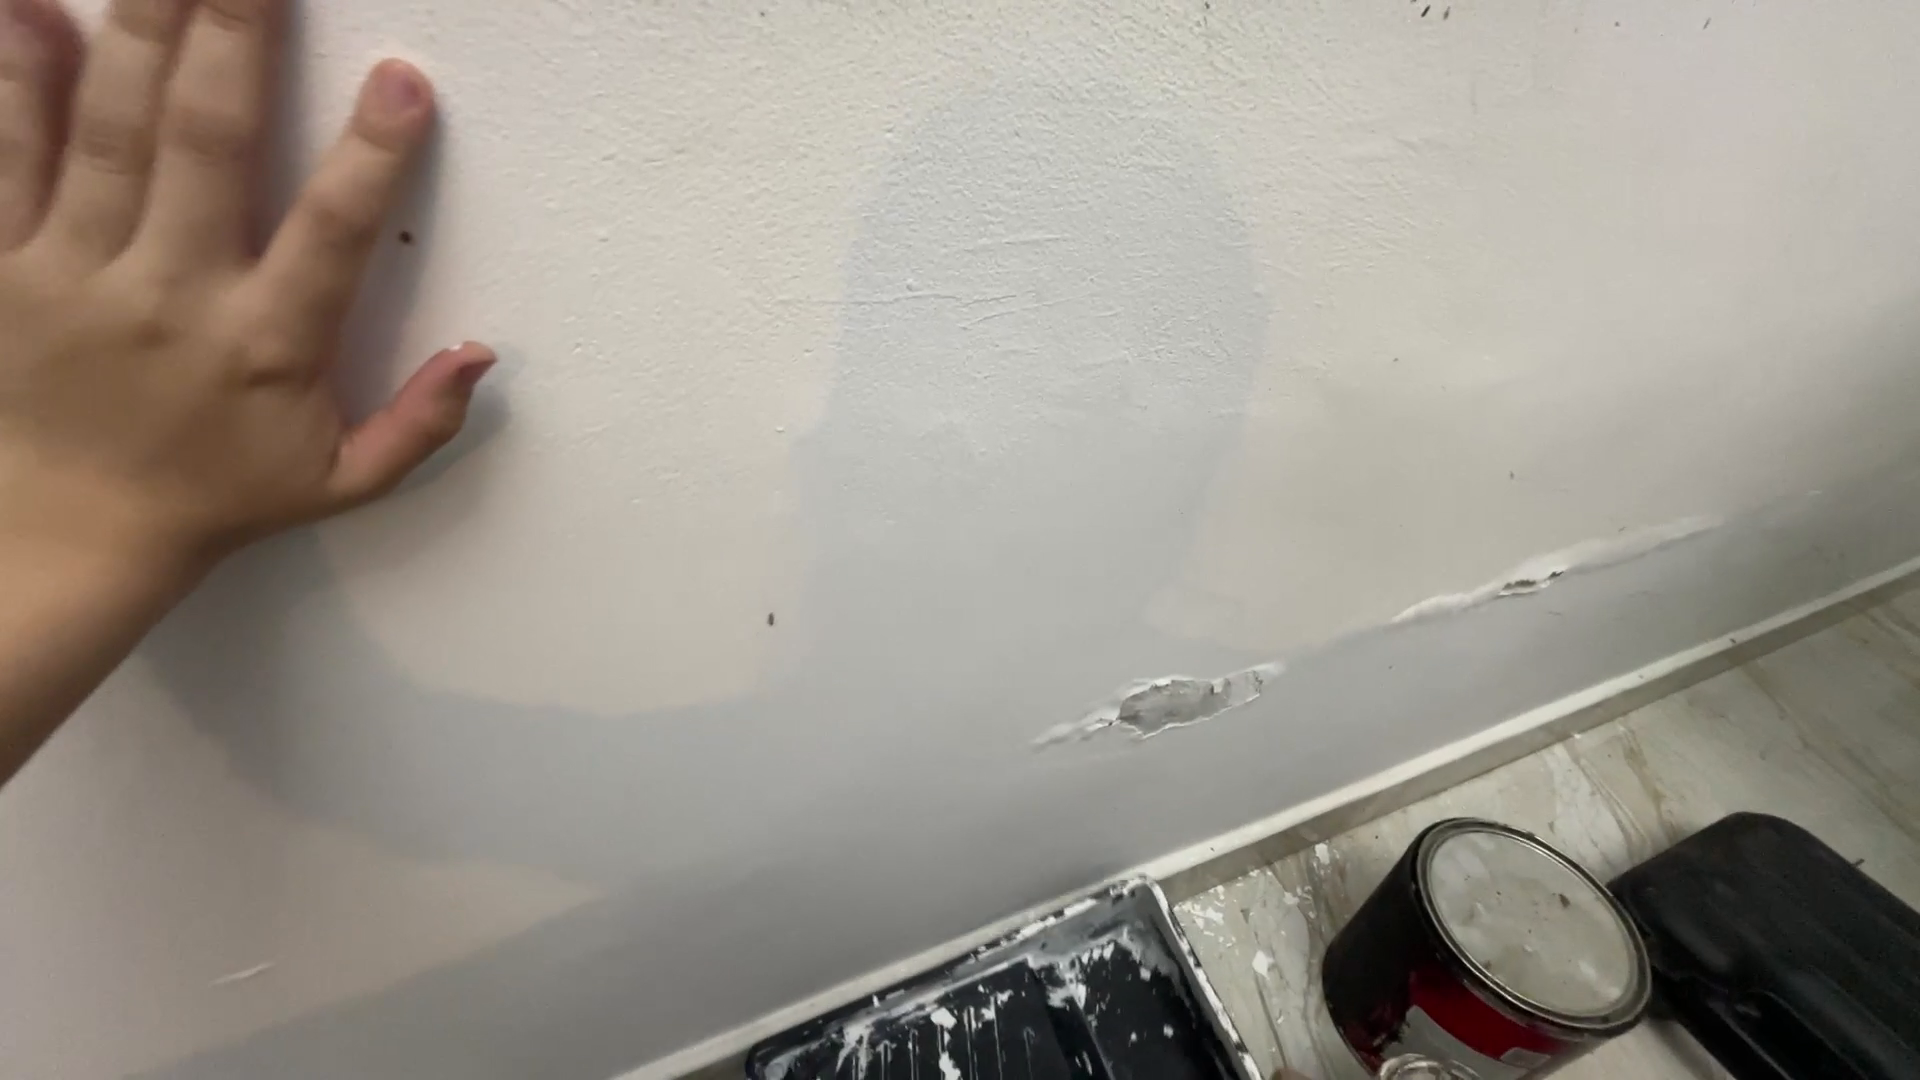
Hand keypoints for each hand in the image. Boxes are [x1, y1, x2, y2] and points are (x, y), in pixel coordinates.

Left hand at [0, 0, 492, 585]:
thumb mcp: (353, 480)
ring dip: (144, 36)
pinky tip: (31, 10)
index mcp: (270, 347)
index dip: (374, 156)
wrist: (66, 528)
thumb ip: (424, 421)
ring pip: (105, 129)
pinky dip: (6, 77)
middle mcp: (173, 294)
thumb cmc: (230, 496)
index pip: (334, 234)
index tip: (406, 84)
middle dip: (238, 45)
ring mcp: (74, 271)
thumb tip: (480, 353)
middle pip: (206, 145)